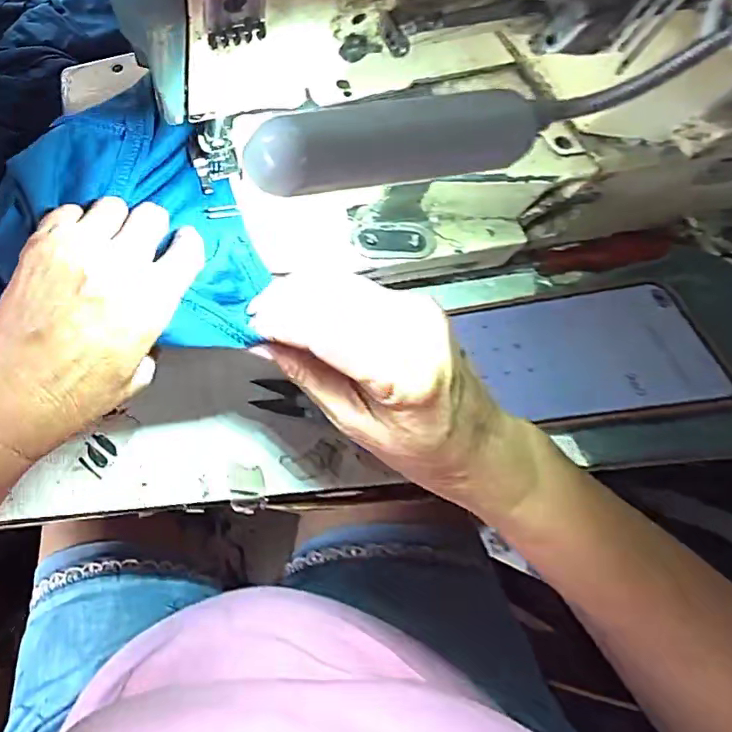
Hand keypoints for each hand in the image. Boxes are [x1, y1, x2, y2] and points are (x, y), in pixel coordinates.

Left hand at [0, 198, 206, 465]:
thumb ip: (149, 340)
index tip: (177, 245)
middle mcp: (120, 264)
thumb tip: (146, 322)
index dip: (184, 244)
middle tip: (137, 241)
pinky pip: (68, 211)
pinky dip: (73, 222)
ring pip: (111, 205)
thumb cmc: (73, 394)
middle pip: (151, 215)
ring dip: (111, 221)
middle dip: (148, 226)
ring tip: (101, 239)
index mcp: (151, 299)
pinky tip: (70, 241)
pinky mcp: (43, 242)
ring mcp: (78, 247)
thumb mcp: (133, 377)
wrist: (13, 389)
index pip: (187, 248)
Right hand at [248, 272, 552, 520]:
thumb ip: (309, 376)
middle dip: (284, 301)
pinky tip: (299, 305)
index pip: (327, 332)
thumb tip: (264, 345)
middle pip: (331, 297)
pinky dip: (318, 291)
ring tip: (269, 310)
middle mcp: (414, 329)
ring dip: (297, 291)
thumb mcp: (355, 424)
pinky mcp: (410, 299)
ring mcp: (415, 308)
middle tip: (253, 315)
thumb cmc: (423, 448)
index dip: (283, 322)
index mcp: (405, 374)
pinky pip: (351, 286)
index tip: (250, 324)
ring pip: (338, 283)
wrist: (481, 439)